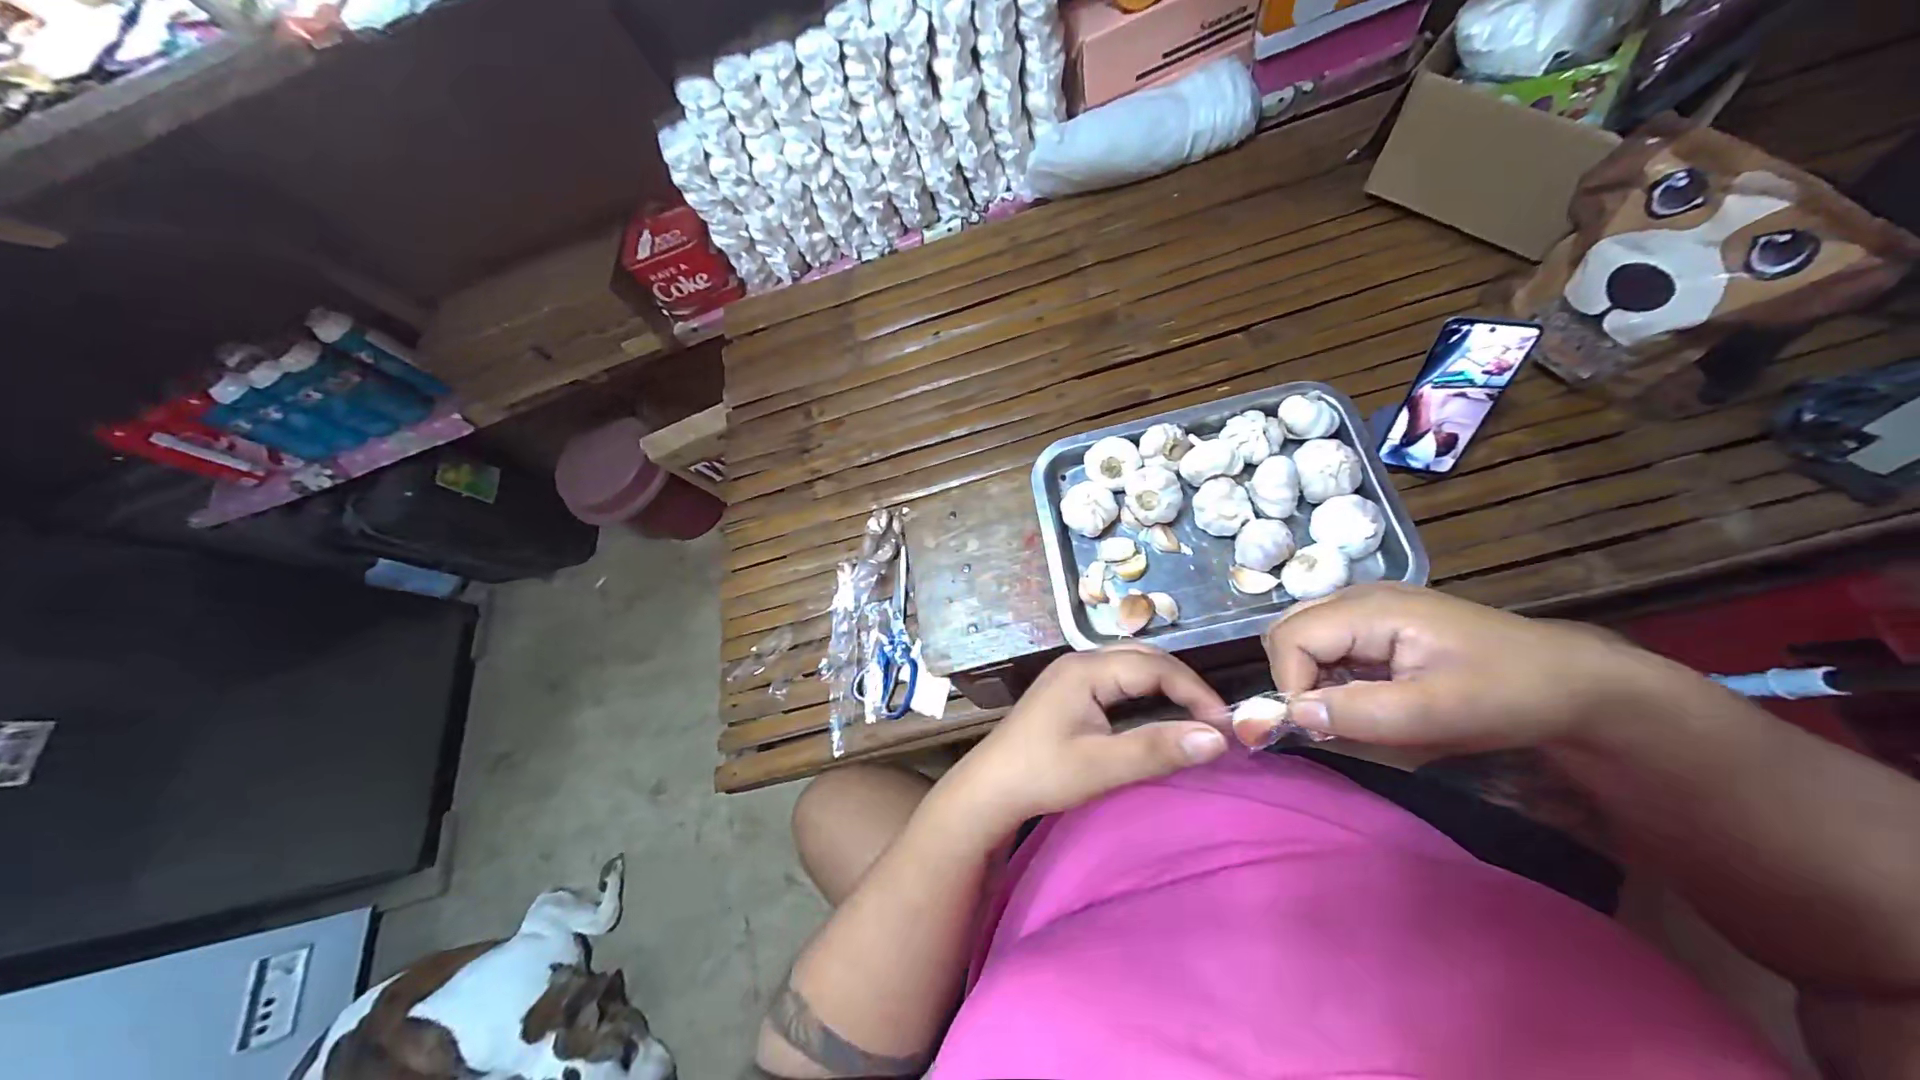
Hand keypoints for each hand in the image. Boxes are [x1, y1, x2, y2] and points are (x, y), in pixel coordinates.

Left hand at [937, 645, 1229, 835]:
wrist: (989, 788)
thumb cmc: (1042, 774)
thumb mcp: (1103, 766)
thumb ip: (1158, 749)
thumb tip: (1217, 738)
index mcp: (1086, 669)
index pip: (1155, 667)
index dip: (1195, 691)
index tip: (1226, 724)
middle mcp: (1079, 661)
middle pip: (1144, 658)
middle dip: (1183, 683)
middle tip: (1213, 718)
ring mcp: (1070, 673)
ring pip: (1130, 665)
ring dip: (1164, 684)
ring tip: (1193, 714)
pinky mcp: (1067, 689)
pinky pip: (1116, 677)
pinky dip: (1144, 690)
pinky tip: (1155, 711)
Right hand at [1247, 584, 1676, 751]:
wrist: (1574, 682)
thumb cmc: (1509, 695)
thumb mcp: (1437, 714)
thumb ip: (1360, 713)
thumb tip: (1292, 714)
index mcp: (1371, 608)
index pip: (1290, 638)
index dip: (1291, 684)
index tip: (1320, 727)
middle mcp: (1358, 596)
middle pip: (1287, 631)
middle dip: (1295, 678)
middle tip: (1331, 719)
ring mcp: (1368, 605)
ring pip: (1302, 637)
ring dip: (1312, 678)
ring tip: (1351, 710)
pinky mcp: (1378, 621)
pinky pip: (1328, 643)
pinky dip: (1331, 675)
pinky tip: (1368, 696)